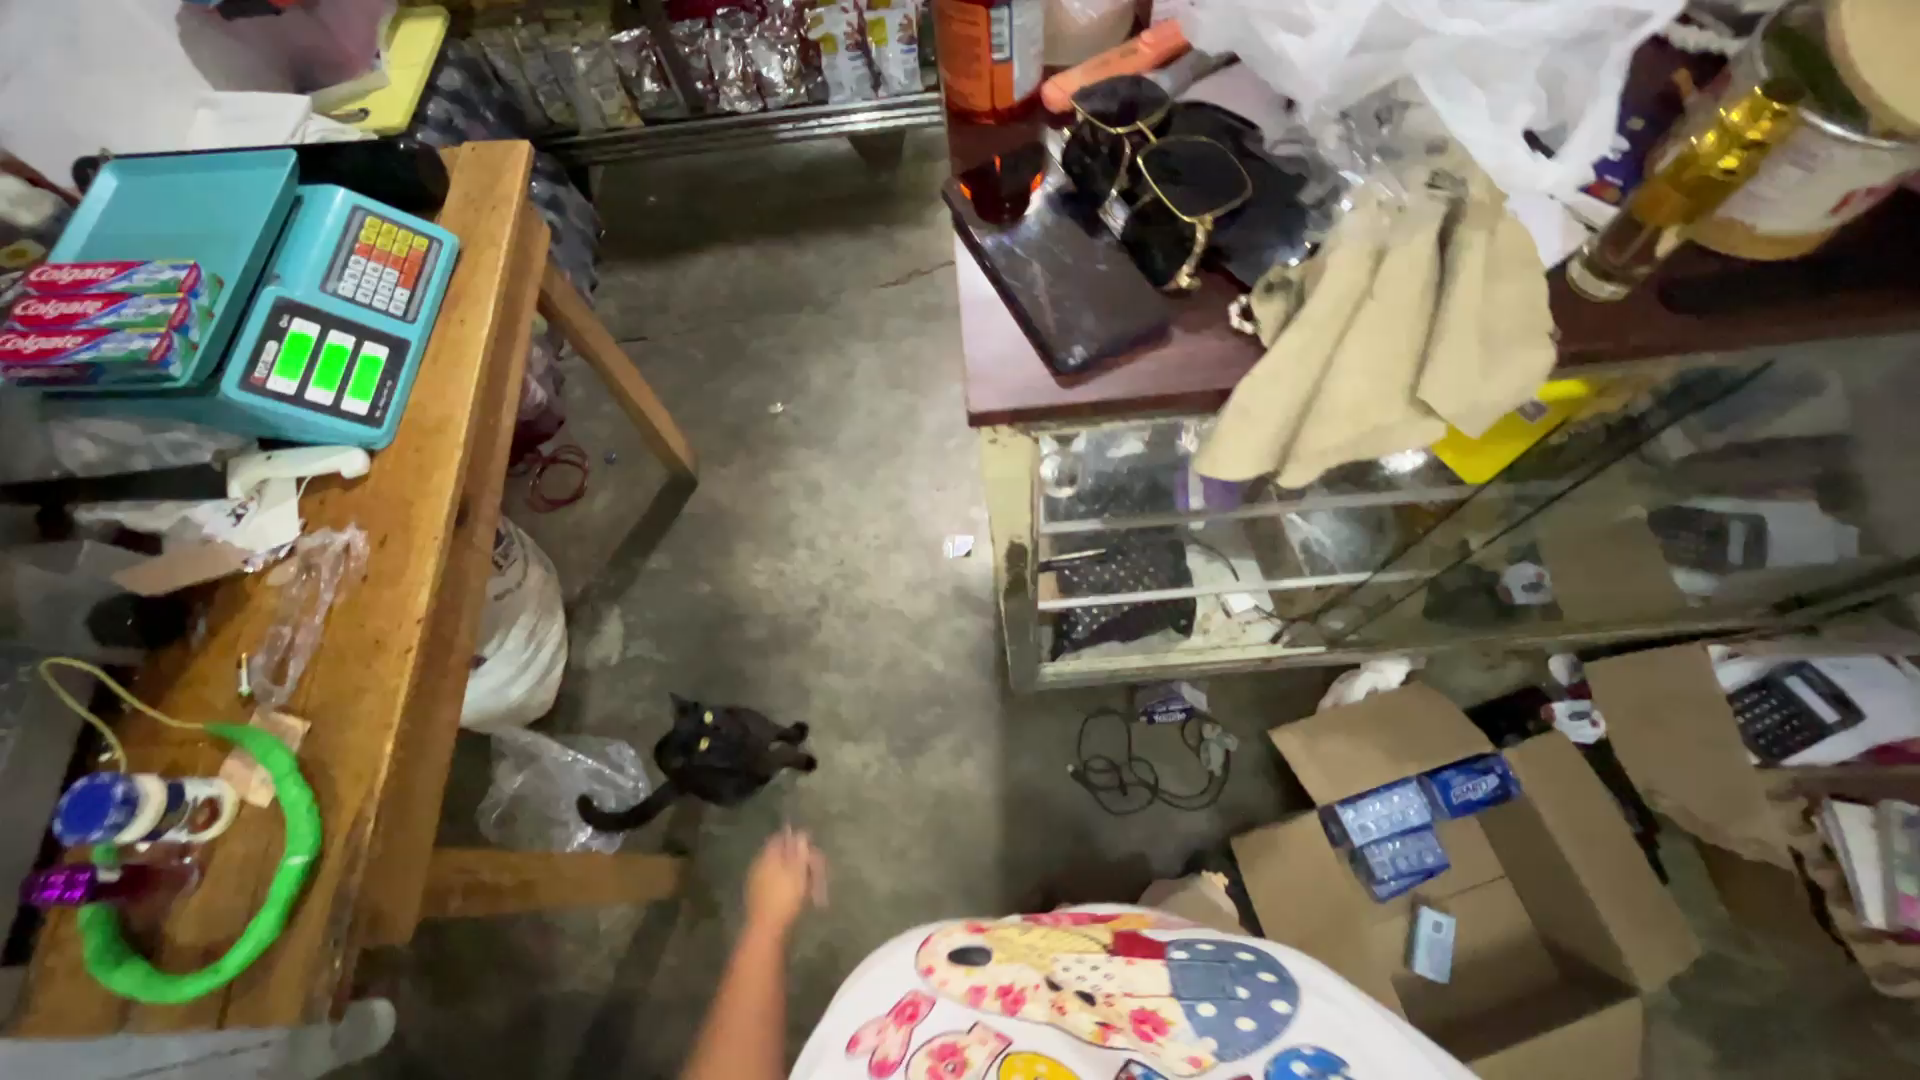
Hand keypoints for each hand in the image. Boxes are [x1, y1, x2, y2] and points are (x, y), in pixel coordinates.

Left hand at [744, 826, 826, 935]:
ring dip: (799, 875)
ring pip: (783, 871)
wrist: (766, 931)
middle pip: (784, 855)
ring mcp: (759, 882)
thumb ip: (800, 850)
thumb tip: (800, 834)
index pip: (782, 838)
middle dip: (802, 861)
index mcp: (768, 855)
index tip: (813, 851)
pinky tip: (800, 898)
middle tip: (818, 873)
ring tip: (812, 888)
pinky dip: (790, 887)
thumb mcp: (798, 870)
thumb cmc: (785, 898)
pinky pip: (778, 884)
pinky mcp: (761, 898)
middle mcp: (761, 865)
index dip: (798, 841)